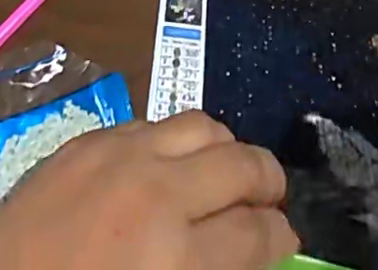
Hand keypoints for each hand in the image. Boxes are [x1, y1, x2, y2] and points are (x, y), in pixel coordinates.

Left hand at [0, 110, 298, 269]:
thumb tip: (246, 252)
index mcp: (173, 256)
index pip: (256, 233)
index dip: (281, 236)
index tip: (286, 238)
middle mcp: (155, 189)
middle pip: (241, 163)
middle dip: (268, 181)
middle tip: (270, 199)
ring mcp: (120, 152)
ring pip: (202, 125)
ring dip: (226, 149)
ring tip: (227, 171)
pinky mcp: (92, 137)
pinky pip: (154, 122)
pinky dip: (177, 141)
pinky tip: (170, 164)